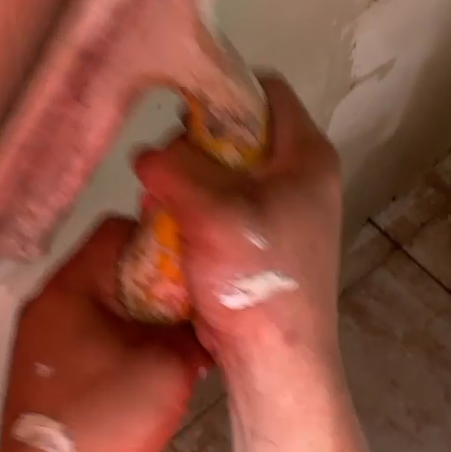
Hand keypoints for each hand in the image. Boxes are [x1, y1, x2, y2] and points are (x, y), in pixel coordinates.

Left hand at [0, 218, 210, 451]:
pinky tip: (134, 366)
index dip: (156, 239)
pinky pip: (80, 325)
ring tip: (162, 340)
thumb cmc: (104, 417)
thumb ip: (191, 332)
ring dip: (131, 310)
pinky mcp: (36, 360)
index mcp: (70, 286)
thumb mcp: (168, 369)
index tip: (186, 269)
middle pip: (103, 262)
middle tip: (181, 308)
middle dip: (148, 279)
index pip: (114, 229)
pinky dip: (111, 333)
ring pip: (94, 296)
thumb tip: (204, 317)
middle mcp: (45, 298)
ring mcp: (35, 330)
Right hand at [132, 75, 343, 380]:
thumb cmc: (256, 278)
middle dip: (194, 148)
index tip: (178, 112)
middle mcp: (301, 177)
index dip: (221, 90)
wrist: (276, 361)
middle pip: (239, 132)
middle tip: (166, 171)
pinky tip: (174, 232)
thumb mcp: (210, 210)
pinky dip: (195, 212)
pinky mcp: (265, 243)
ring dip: (189, 185)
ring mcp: (283, 212)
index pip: (266, 91)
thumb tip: (145, 154)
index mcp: (306, 156)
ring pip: (225, 173)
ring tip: (163, 207)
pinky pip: (223, 207)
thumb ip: (173, 168)